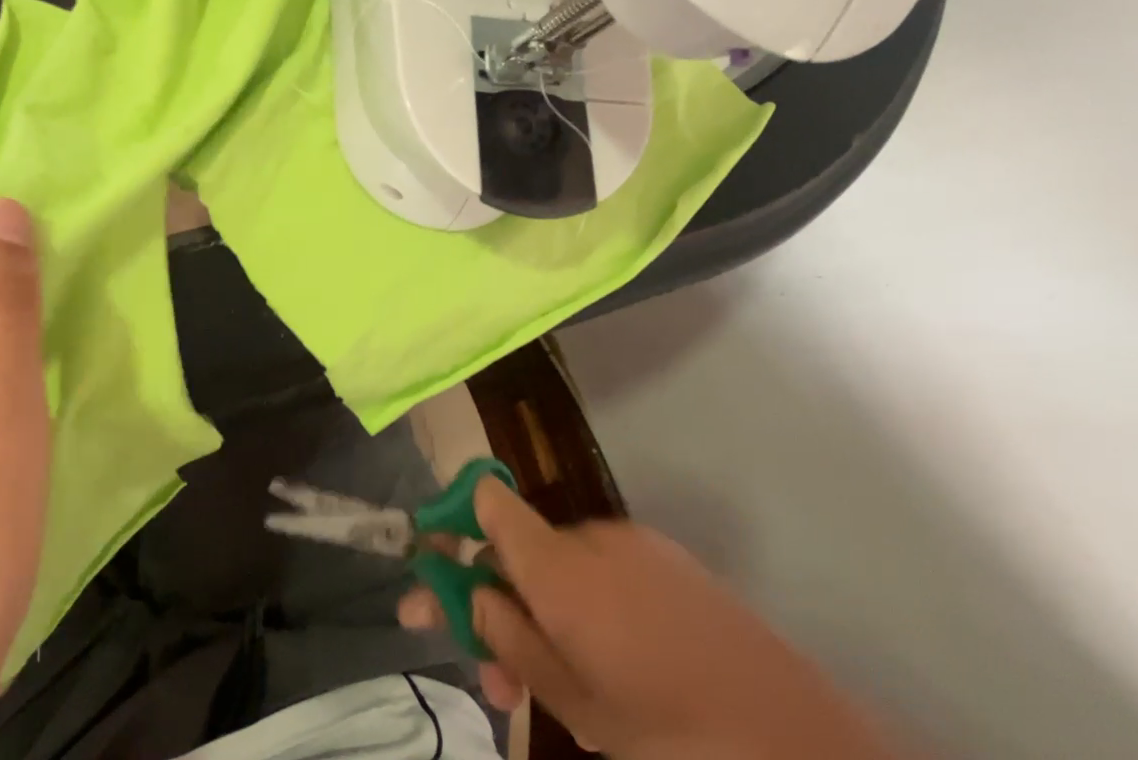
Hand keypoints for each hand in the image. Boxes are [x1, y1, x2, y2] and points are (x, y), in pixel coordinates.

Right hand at [400, 479, 904, 759]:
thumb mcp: (571, 698)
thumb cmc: (667, 728)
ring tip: (549, 689)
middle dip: (494, 603)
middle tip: (492, 676)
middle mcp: (594, 539)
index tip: (435, 572)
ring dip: (541, 615)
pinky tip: (600, 669)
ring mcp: (642, 551)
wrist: (801, 743)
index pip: (486, 502)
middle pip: (520, 549)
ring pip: (563, 570)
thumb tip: (470, 593)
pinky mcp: (678, 570)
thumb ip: (506, 637)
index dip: (452, 525)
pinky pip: (608, 577)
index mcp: (558, 564)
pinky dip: (587, 611)